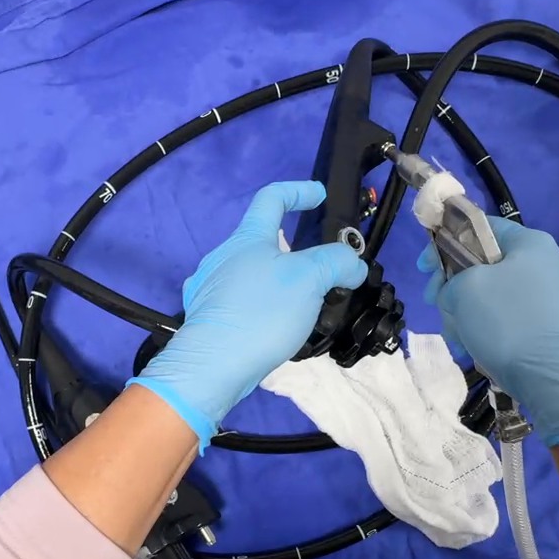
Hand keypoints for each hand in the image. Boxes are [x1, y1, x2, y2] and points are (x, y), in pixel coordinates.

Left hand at [131, 181, 368, 447]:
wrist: (212, 367)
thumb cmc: (261, 313)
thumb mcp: (309, 278)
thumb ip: (337, 262)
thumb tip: (352, 265)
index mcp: (246, 238)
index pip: (271, 198)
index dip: (298, 191)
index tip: (319, 196)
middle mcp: (221, 258)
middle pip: (261, 241)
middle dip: (293, 250)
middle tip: (321, 272)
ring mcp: (208, 290)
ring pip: (250, 274)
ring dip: (278, 282)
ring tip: (303, 305)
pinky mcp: (206, 319)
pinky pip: (239, 302)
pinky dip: (261, 307)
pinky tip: (274, 327)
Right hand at [419, 217, 558, 446]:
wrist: (548, 374)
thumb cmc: (506, 320)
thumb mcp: (465, 287)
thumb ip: (450, 276)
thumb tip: (455, 292)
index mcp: (528, 243)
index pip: (479, 227)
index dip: (444, 241)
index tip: (424, 267)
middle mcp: (537, 264)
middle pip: (476, 264)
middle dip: (450, 286)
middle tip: (435, 303)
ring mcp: (537, 297)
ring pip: (480, 296)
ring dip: (460, 313)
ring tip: (457, 333)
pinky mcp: (533, 325)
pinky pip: (493, 318)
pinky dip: (477, 330)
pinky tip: (470, 346)